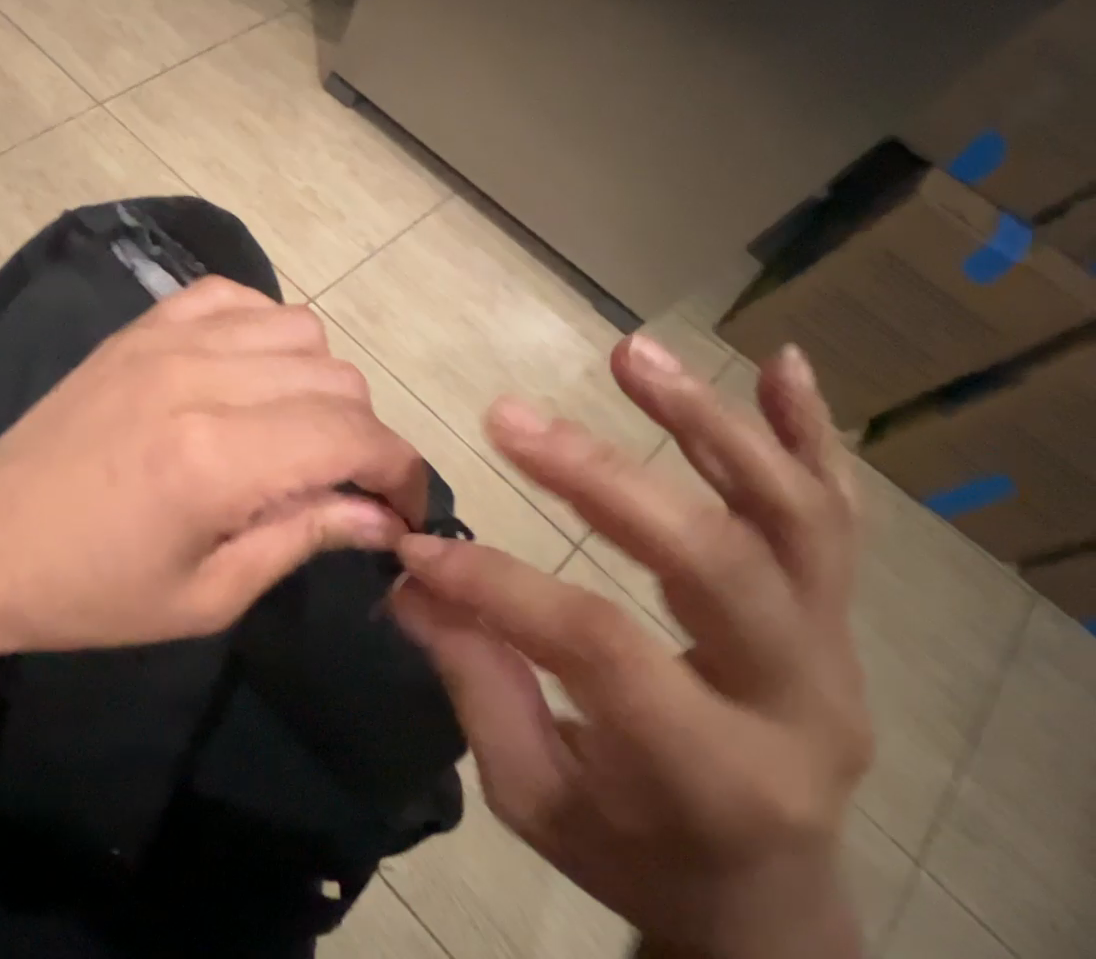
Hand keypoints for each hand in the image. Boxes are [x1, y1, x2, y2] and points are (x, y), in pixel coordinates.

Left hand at [0, 276, 427, 655]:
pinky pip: (232, 297)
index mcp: (216, 458)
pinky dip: (262, 332)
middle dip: (362, 439)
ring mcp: (162, 342)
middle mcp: (198, 379)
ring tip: (292, 437)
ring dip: (318, 385)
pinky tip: (247, 378)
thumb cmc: (88, 595)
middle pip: (337, 379)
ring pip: (298, 330)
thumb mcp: (205, 597)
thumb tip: (381, 514)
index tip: (402, 510)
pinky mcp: (135, 330)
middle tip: (340, 491)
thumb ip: (302, 539)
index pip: (356, 436)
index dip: (402, 473)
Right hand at [390, 338, 870, 958]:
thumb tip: (414, 581)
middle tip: (510, 419)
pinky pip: (833, 521)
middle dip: (601, 479)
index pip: (595, 641)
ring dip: (708, 423)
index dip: (496, 583)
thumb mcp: (532, 797)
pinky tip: (780, 364)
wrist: (762, 898)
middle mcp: (797, 702)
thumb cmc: (628, 854)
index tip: (416, 546)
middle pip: (713, 561)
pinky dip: (806, 436)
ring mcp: (836, 655)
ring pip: (790, 519)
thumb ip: (477, 685)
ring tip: (632, 352)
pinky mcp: (838, 624)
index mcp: (710, 771)